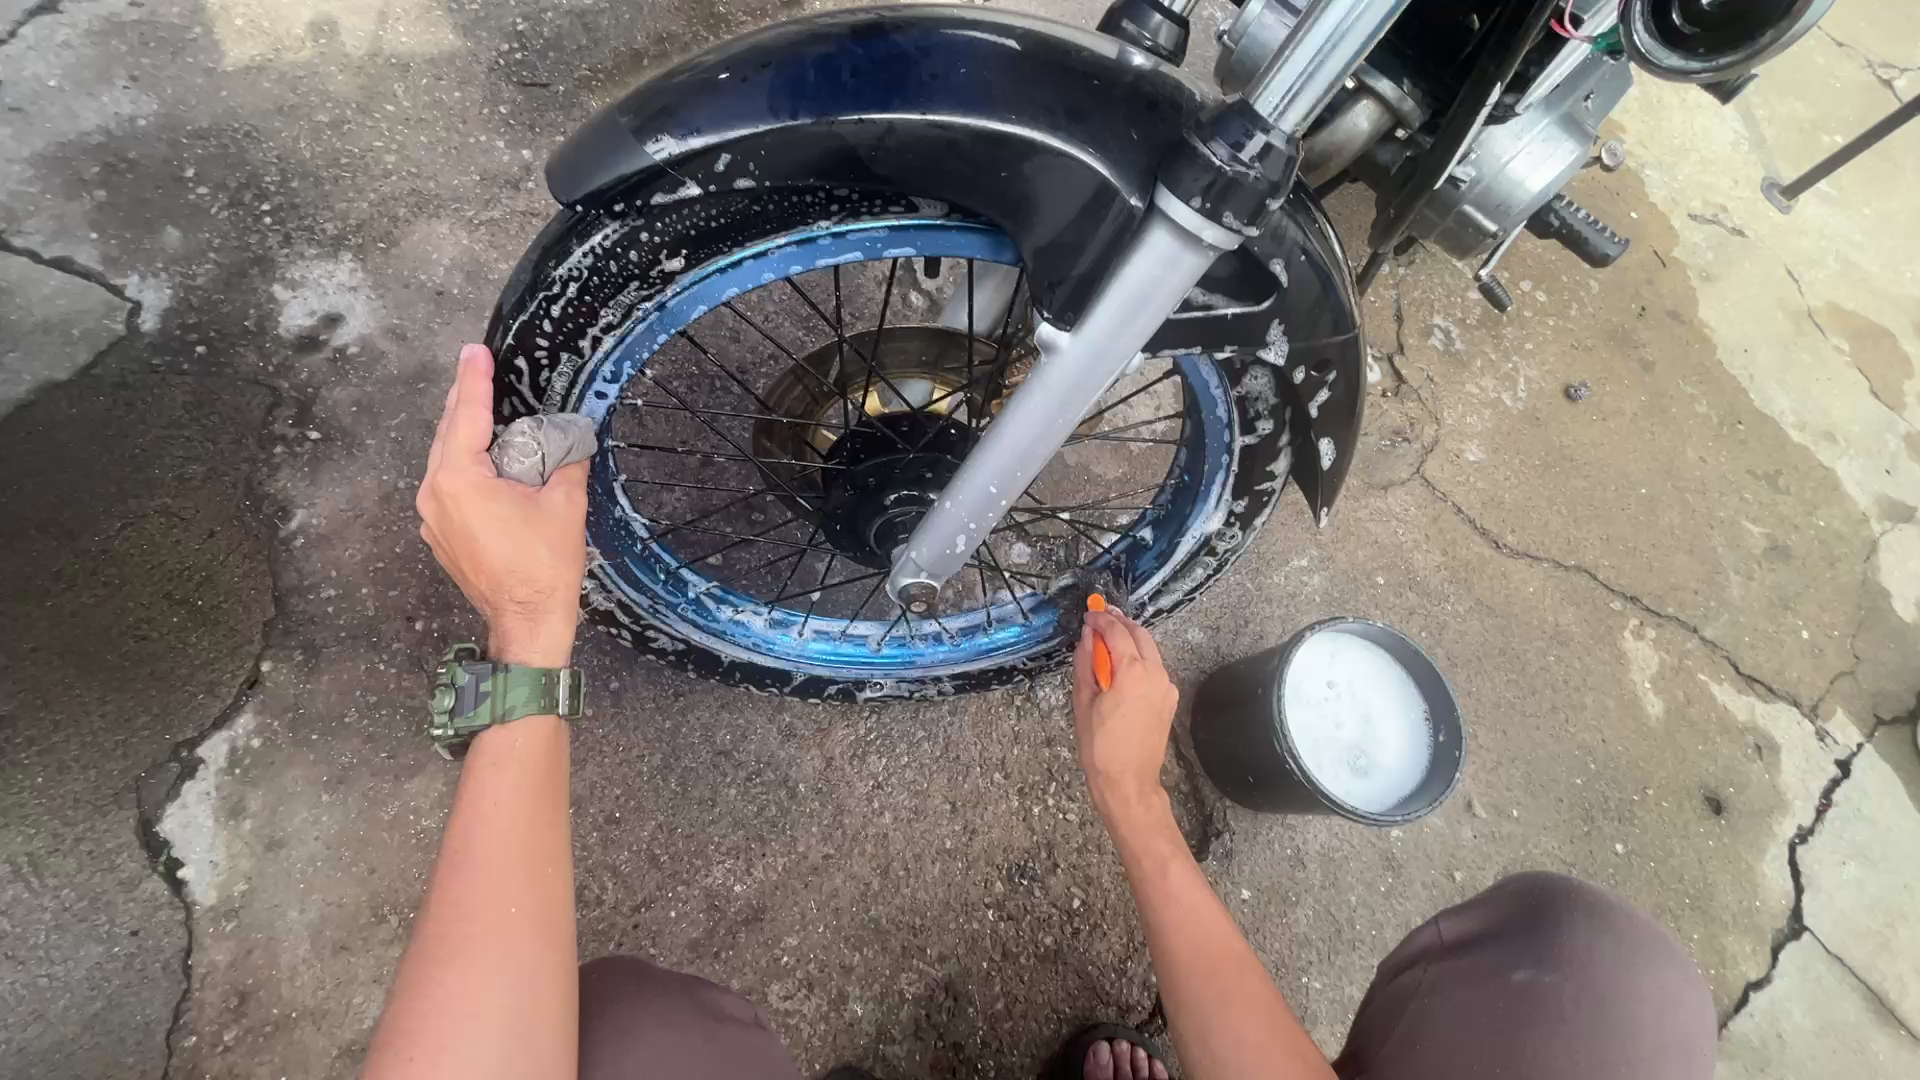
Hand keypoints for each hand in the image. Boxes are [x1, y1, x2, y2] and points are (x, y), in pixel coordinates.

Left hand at [416, 344, 588, 666]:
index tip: (474, 350)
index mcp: (459, 479)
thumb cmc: (545, 563)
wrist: (528, 619)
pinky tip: (493, 467)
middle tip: (480, 371)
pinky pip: (451, 487)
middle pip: (448, 435)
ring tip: (492, 417)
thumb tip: (574, 441)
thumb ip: (566, 463)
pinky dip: (469, 468)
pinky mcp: (442, 534)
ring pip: (447, 462)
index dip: (473, 380)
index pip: (465, 417)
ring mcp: (432, 517)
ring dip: (469, 437)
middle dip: (466, 403)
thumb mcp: (565, 505)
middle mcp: (433, 493)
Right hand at [1072, 609, 1179, 826]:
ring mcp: (1166, 687)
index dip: (1100, 619)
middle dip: (1120, 622)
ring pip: (1150, 650)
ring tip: (1108, 637)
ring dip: (1130, 638)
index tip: (1089, 614)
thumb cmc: (1100, 746)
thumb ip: (1085, 662)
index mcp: (1132, 672)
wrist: (1128, 781)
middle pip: (1139, 634)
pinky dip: (1139, 658)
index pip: (1116, 632)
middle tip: (1100, 616)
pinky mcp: (1169, 699)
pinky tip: (1122, 663)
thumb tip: (1087, 637)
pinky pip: (1154, 668)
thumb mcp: (1083, 700)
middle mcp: (1155, 674)